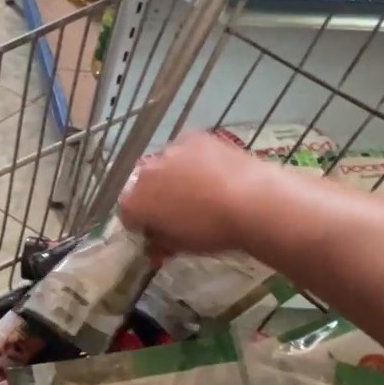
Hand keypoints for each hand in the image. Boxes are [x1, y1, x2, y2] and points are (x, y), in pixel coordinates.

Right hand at [116, 133, 276, 254]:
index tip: (160, 229)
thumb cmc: (214, 232)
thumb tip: (154, 246)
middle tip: (181, 208)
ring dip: (172, 175)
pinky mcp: (192, 137)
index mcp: (135, 203)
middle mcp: (143, 174)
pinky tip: (212, 169)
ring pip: (163, 165)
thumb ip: (161, 243)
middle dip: (156, 196)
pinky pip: (184, 148)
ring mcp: (168, 152)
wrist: (254, 203)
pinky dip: (192, 158)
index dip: (144, 223)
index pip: (129, 214)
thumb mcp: (183, 247)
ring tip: (201, 187)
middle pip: (143, 186)